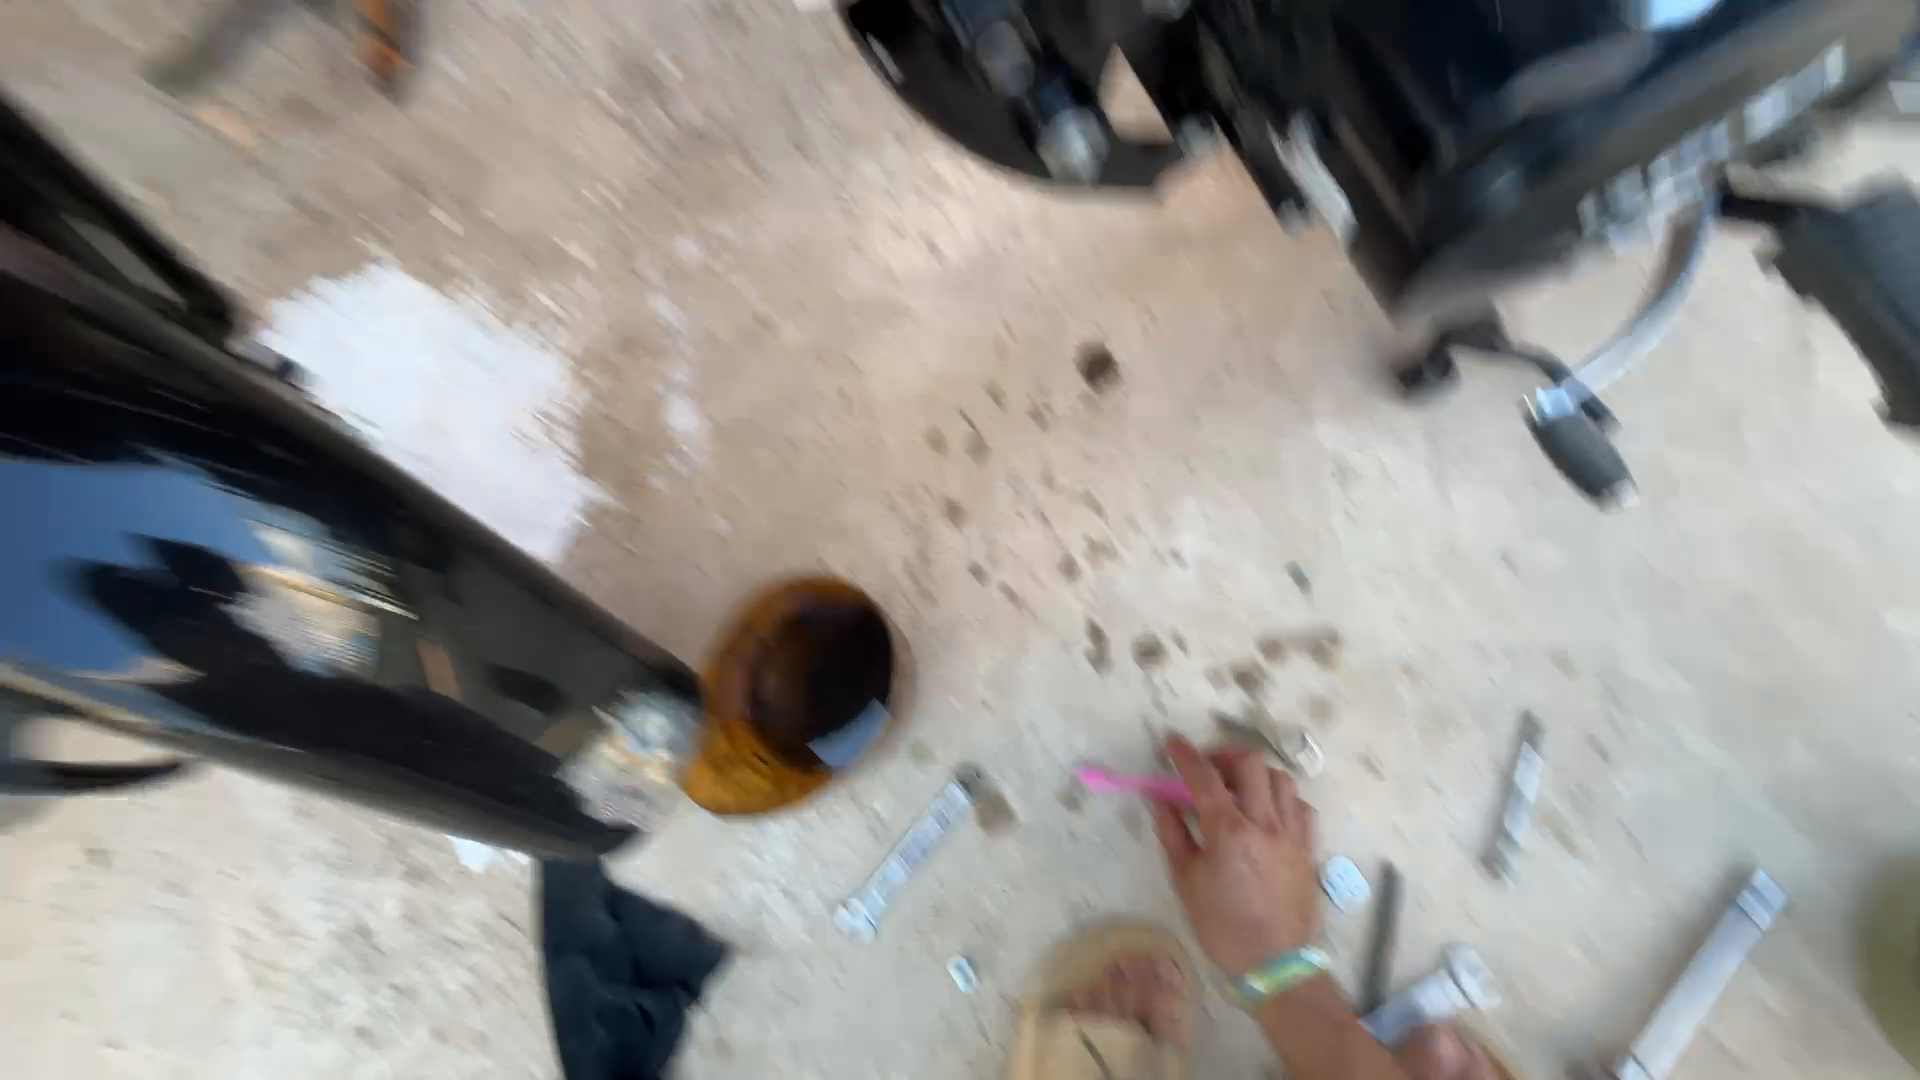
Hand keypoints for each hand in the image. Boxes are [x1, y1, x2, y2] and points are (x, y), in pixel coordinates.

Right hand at [1150, 734, 1318, 974]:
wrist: (1276, 966)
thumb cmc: (1222, 925)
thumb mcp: (1185, 880)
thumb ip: (1172, 832)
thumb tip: (1160, 799)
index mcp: (1229, 831)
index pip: (1203, 776)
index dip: (1184, 753)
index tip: (1171, 741)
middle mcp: (1264, 823)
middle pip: (1250, 762)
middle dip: (1224, 755)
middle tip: (1207, 768)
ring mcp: (1292, 834)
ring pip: (1280, 778)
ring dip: (1255, 774)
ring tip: (1238, 788)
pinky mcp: (1309, 848)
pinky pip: (1300, 806)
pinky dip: (1281, 798)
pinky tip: (1266, 812)